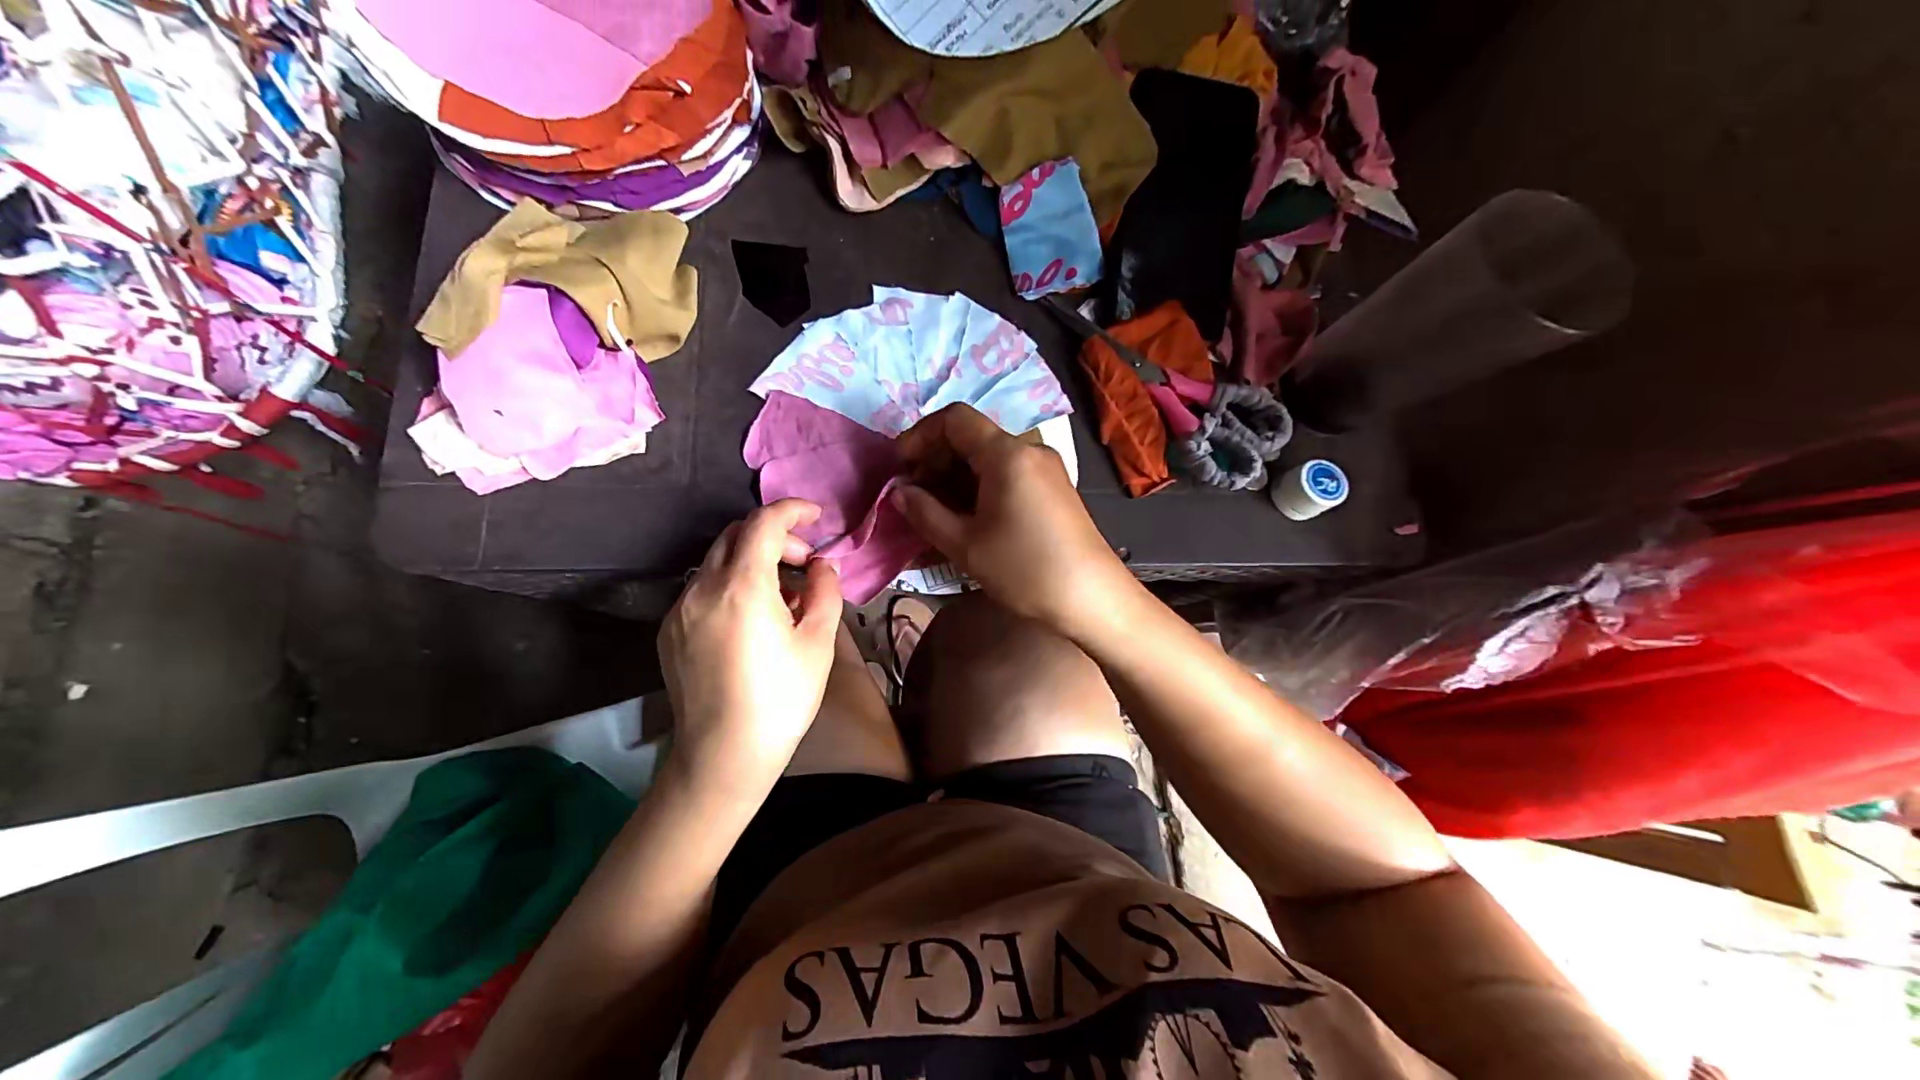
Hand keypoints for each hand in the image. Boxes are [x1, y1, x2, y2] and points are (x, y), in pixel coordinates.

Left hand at [659, 500, 841, 786]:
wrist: (723, 756)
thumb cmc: (781, 700)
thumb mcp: (818, 643)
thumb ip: (824, 591)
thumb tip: (821, 566)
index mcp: (742, 586)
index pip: (764, 523)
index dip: (792, 510)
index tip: (816, 516)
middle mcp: (702, 588)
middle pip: (735, 534)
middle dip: (774, 536)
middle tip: (805, 563)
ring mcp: (679, 610)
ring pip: (717, 562)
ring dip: (752, 562)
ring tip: (782, 597)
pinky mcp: (669, 631)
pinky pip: (702, 590)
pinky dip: (731, 586)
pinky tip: (752, 621)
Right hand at [893, 404, 1138, 634]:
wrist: (1092, 598)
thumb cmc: (1025, 568)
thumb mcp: (965, 544)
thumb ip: (925, 512)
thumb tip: (899, 492)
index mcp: (1007, 453)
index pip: (954, 419)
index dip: (919, 436)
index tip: (899, 467)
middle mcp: (1028, 450)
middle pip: (971, 437)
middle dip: (935, 461)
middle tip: (911, 496)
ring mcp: (1044, 469)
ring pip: (987, 459)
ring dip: (954, 479)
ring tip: (932, 514)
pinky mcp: (1052, 490)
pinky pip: (1006, 476)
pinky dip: (978, 489)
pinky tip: (963, 520)